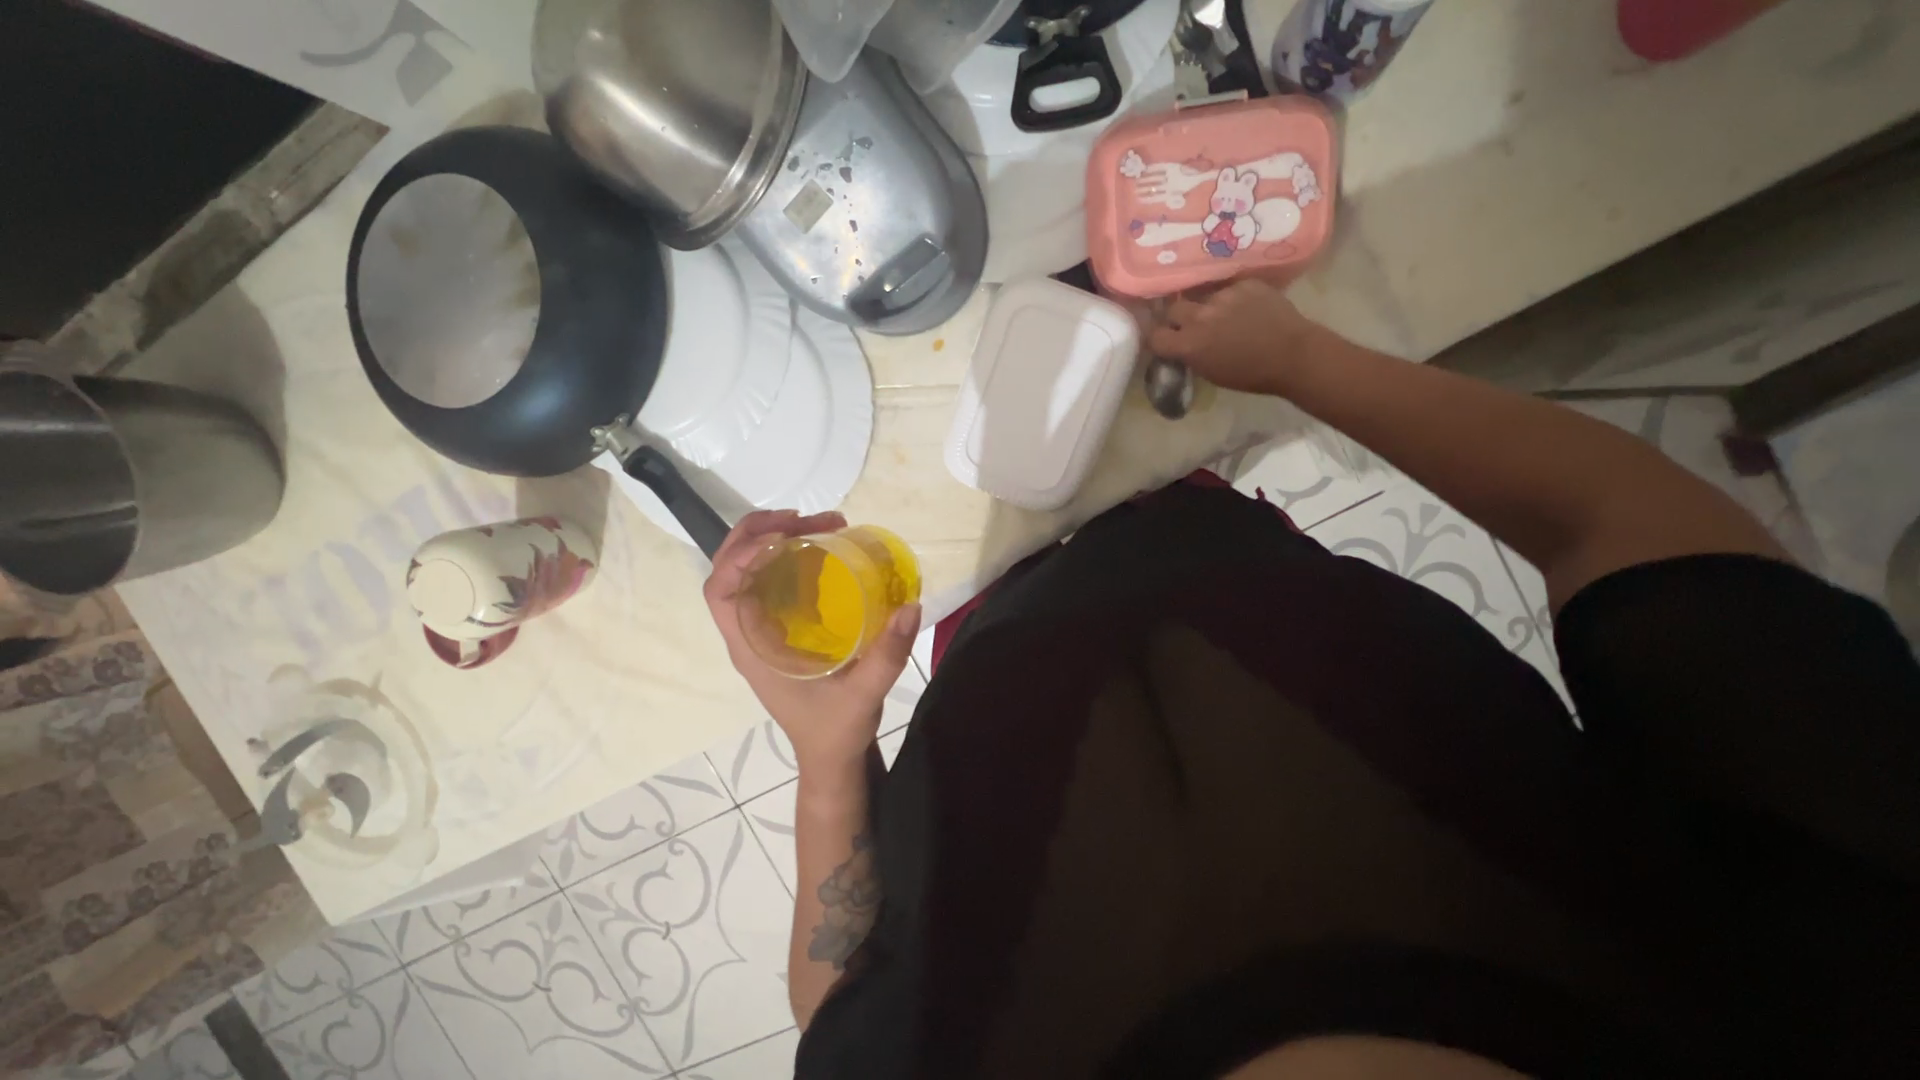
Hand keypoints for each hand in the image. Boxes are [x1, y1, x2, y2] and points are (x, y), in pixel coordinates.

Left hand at [704, 510, 921, 774]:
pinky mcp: (783, 629)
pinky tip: (823, 547)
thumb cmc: (834, 730)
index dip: (739, 558)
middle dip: (758, 535)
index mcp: (752, 649)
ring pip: (750, 572)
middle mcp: (750, 634)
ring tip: (819, 522)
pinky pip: (773, 582)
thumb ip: (886, 655)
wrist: (832, 758)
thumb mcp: (863, 695)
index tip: (780, 538)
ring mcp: (764, 630)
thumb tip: (909, 606)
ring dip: (774, 539)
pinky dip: (790, 557)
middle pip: (730, 571)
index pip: (721, 593)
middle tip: (805, 517)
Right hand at [1148, 278, 1333, 394]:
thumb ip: (1191, 354)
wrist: (1293, 355)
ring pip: (1204, 297)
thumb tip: (1183, 344)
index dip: (1158, 338)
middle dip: (1178, 317)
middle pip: (1173, 309)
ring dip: (1209, 307)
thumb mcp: (1211, 372)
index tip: (1165, 340)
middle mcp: (1200, 316)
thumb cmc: (1251, 375)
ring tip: (1228, 316)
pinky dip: (1235, 298)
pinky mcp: (1244, 283)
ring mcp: (1223, 295)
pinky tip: (1249, 309)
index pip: (1155, 336)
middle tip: (1193, 325)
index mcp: (1190, 344)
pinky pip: (1230, 288)